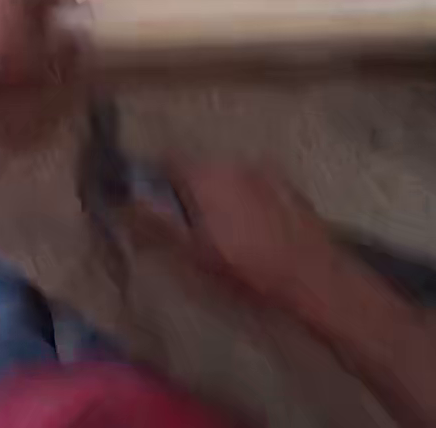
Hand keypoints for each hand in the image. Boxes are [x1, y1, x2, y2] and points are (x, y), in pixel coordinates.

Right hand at [126, 161, 343, 306]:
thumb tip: (124, 201)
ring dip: (221, 189)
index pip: (167, 159)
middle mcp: (228, 161)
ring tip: (228, 223)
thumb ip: (156, 224)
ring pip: (227, 173)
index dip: (158, 176)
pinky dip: (249, 193)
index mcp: (202, 175)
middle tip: (194, 220)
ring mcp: (260, 167)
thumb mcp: (193, 253)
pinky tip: (258, 222)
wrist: (311, 276)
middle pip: (198, 166)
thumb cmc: (246, 268)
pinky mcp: (285, 180)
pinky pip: (255, 180)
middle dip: (191, 186)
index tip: (156, 195)